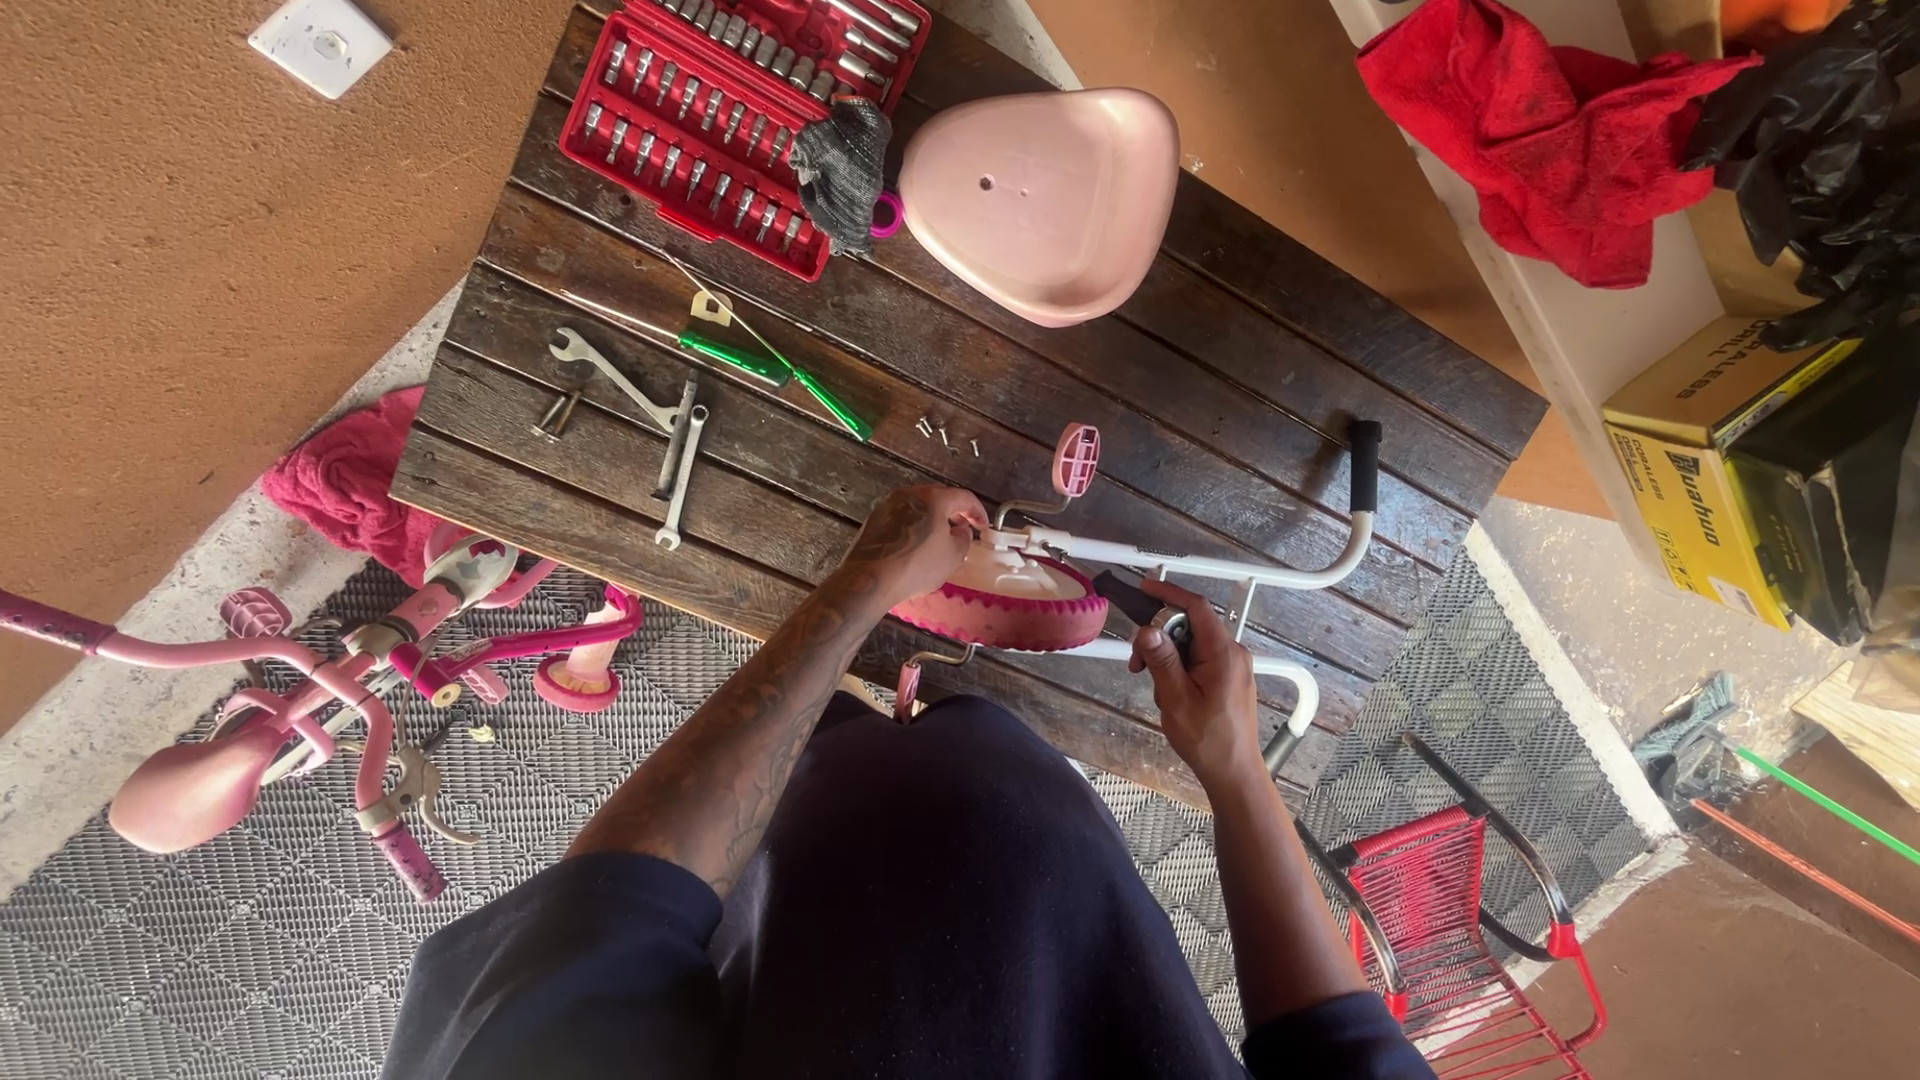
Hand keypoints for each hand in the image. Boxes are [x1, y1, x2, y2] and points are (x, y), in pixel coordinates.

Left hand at [837, 485, 988, 609]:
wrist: (871, 579)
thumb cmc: (917, 565)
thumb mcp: (953, 556)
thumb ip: (963, 538)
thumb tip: (961, 530)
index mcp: (933, 498)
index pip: (963, 497)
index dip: (977, 512)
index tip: (983, 526)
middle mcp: (909, 494)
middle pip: (939, 498)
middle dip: (954, 512)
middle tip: (964, 528)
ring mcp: (888, 505)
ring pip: (919, 507)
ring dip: (933, 519)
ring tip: (941, 538)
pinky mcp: (874, 520)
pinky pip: (903, 518)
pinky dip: (916, 526)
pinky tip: (918, 544)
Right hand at [1130, 578, 1262, 791]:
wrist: (1233, 773)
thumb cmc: (1206, 739)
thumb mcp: (1176, 699)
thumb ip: (1162, 660)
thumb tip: (1147, 629)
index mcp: (1224, 653)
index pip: (1197, 608)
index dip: (1170, 593)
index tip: (1144, 588)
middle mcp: (1232, 653)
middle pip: (1190, 627)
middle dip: (1160, 638)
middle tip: (1137, 664)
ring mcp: (1232, 666)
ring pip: (1191, 645)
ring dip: (1167, 658)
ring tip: (1159, 690)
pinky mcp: (1228, 679)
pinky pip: (1198, 660)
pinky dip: (1178, 668)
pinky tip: (1170, 693)